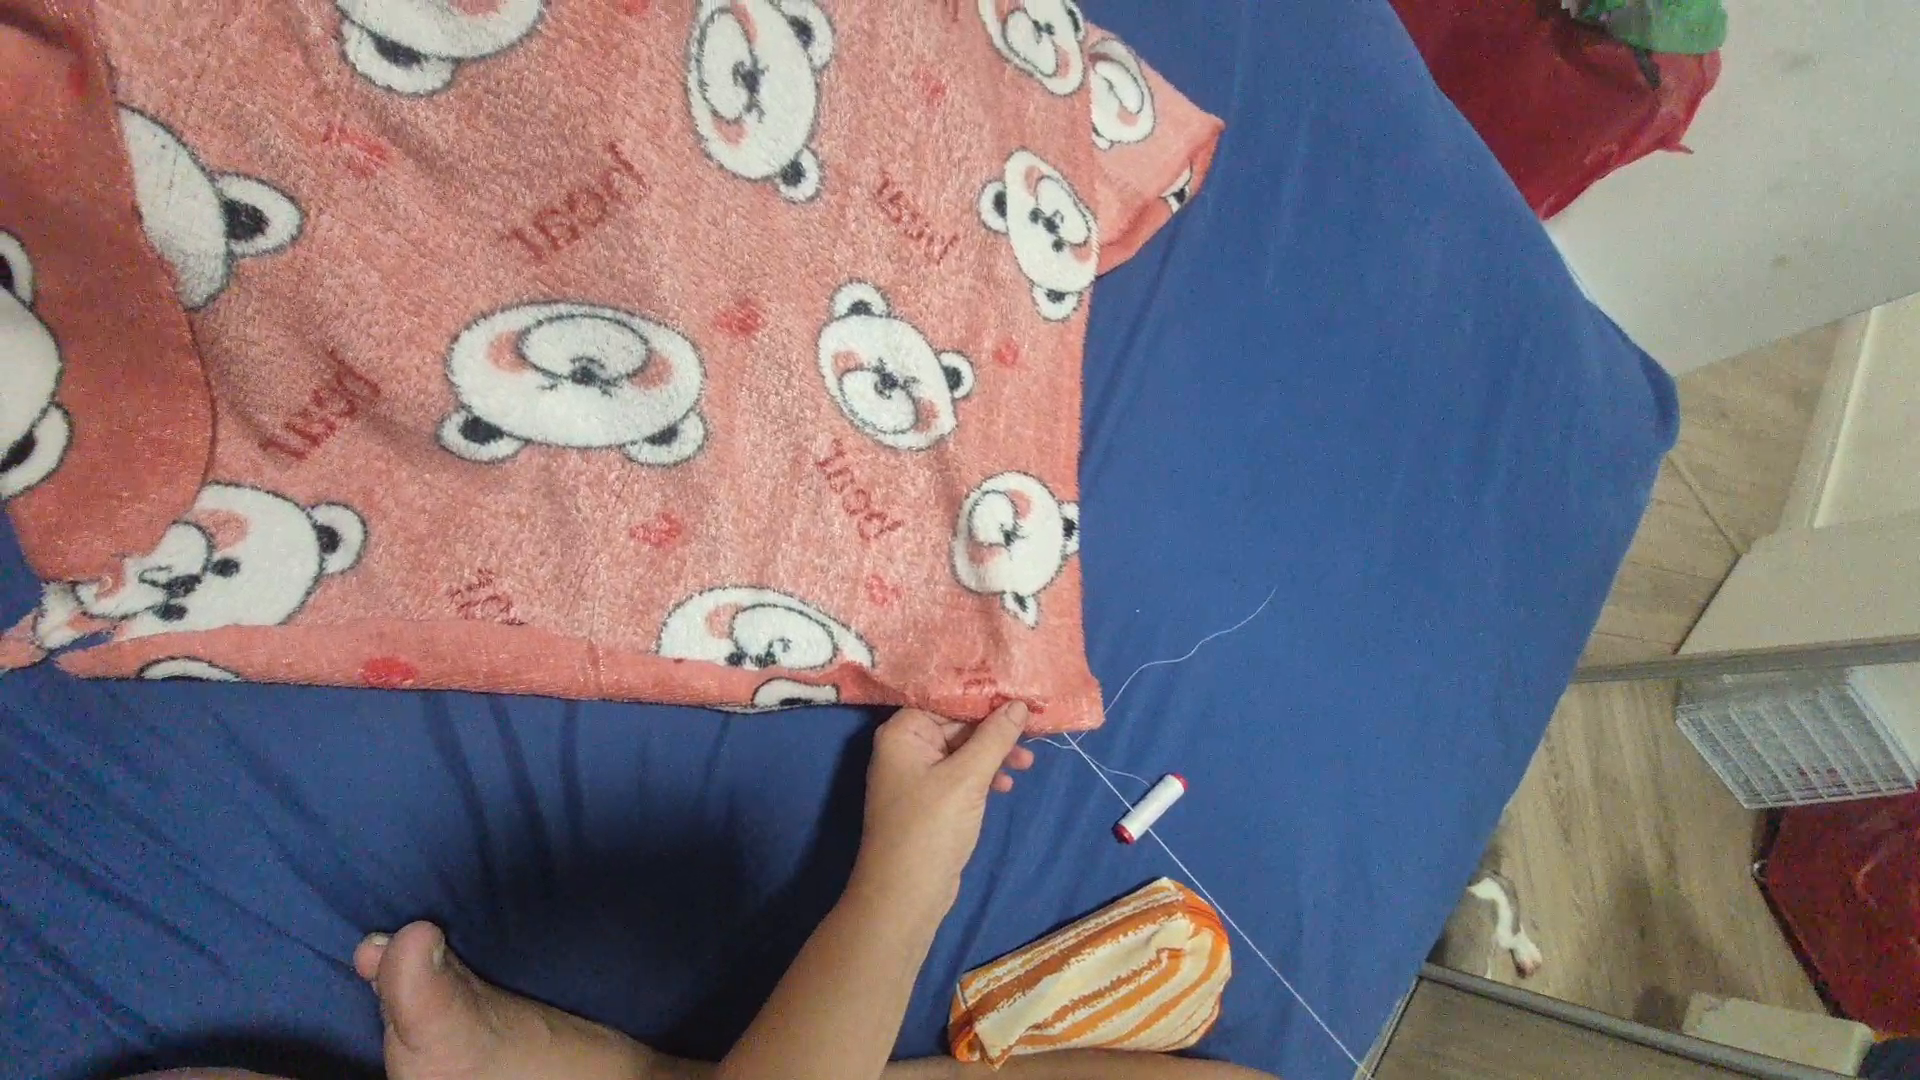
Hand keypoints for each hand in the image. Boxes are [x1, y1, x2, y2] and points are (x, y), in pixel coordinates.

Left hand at [854, 702, 1034, 915]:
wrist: (905, 895)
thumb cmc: (931, 827)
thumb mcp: (968, 778)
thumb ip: (995, 737)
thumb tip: (1019, 704)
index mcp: (903, 731)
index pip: (946, 698)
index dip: (984, 696)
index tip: (1020, 693)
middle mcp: (906, 746)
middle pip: (957, 723)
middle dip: (994, 729)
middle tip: (1033, 732)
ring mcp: (917, 773)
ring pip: (963, 749)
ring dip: (994, 754)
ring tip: (1027, 765)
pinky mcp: (931, 798)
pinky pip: (962, 773)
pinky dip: (984, 775)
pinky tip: (1006, 786)